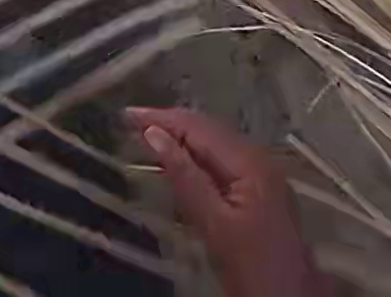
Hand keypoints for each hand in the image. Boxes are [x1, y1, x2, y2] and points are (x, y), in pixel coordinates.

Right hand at [126, 107, 328, 296]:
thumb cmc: (258, 275)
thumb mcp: (216, 227)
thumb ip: (185, 178)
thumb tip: (153, 134)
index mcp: (249, 161)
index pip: (198, 127)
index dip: (162, 118)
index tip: (128, 114)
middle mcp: (257, 157)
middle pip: (207, 129)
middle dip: (170, 123)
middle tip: (132, 122)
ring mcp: (261, 174)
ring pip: (213, 142)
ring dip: (181, 137)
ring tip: (148, 135)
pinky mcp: (259, 191)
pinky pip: (221, 159)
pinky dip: (195, 155)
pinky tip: (178, 161)